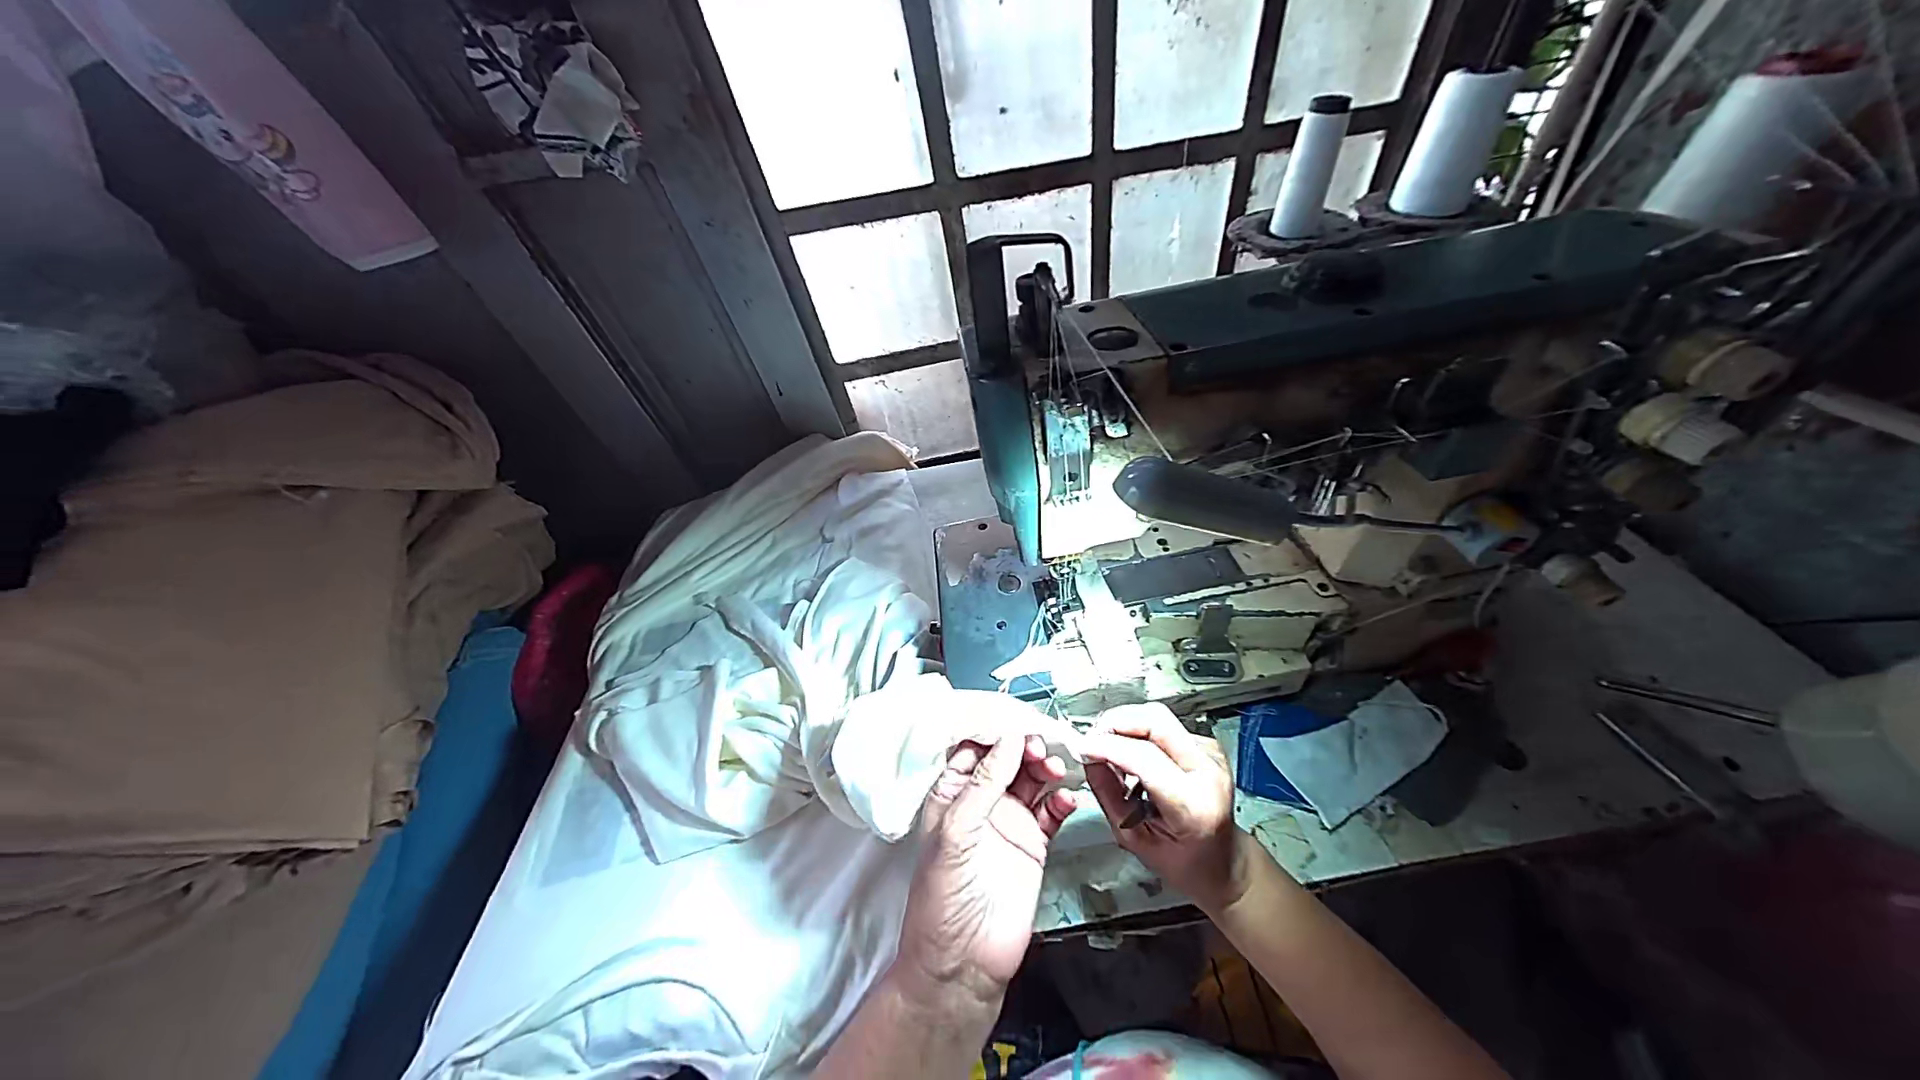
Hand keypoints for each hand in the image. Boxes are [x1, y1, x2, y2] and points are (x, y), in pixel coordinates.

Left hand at [893, 733, 1074, 1010]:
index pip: (975, 749)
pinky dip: (1061, 802)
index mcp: (951, 794)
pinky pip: (1050, 813)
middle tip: (1040, 745)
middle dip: (1025, 746)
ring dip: (1045, 769)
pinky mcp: (1032, 845)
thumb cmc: (941, 901)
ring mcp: (1007, 823)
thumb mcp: (956, 832)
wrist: (964, 963)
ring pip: (1031, 781)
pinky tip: (1066, 800)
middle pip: (1007, 760)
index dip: (996, 732)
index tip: (1018, 720)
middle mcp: (980, 803)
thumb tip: (1006, 740)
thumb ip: (984, 784)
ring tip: (1054, 769)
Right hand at [1076, 704, 1250, 914]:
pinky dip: (1139, 731)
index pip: (1144, 758)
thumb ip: (1108, 795)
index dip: (1107, 746)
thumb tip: (1089, 759)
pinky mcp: (1206, 745)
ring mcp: (1211, 755)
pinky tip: (1131, 752)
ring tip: (1108, 746)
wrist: (1224, 861)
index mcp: (1194, 806)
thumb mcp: (1134, 839)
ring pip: (1158, 718)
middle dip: (1115, 722)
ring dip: (1125, 724)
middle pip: (1155, 721)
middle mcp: (1209, 773)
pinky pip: (1164, 725)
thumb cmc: (1184, 860)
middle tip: (1092, 739)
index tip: (1083, 747)